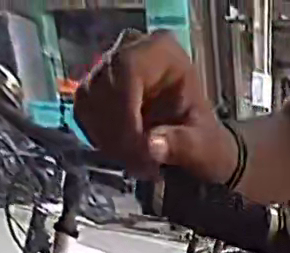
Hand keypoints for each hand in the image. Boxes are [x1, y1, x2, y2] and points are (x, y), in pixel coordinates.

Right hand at [73, 30, 238, 180]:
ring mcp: (111, 66)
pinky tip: (124, 155)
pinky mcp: (98, 88)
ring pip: (89, 98)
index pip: (129, 69)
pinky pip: (84, 111)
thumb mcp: (204, 147)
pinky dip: (99, 138)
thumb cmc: (205, 142)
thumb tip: (151, 145)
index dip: (127, 111)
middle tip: (142, 166)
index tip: (140, 149)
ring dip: (109, 139)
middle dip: (119, 132)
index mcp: (163, 53)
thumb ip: (182, 145)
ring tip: (138, 164)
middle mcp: (132, 49)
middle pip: (104, 83)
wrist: (197, 148)